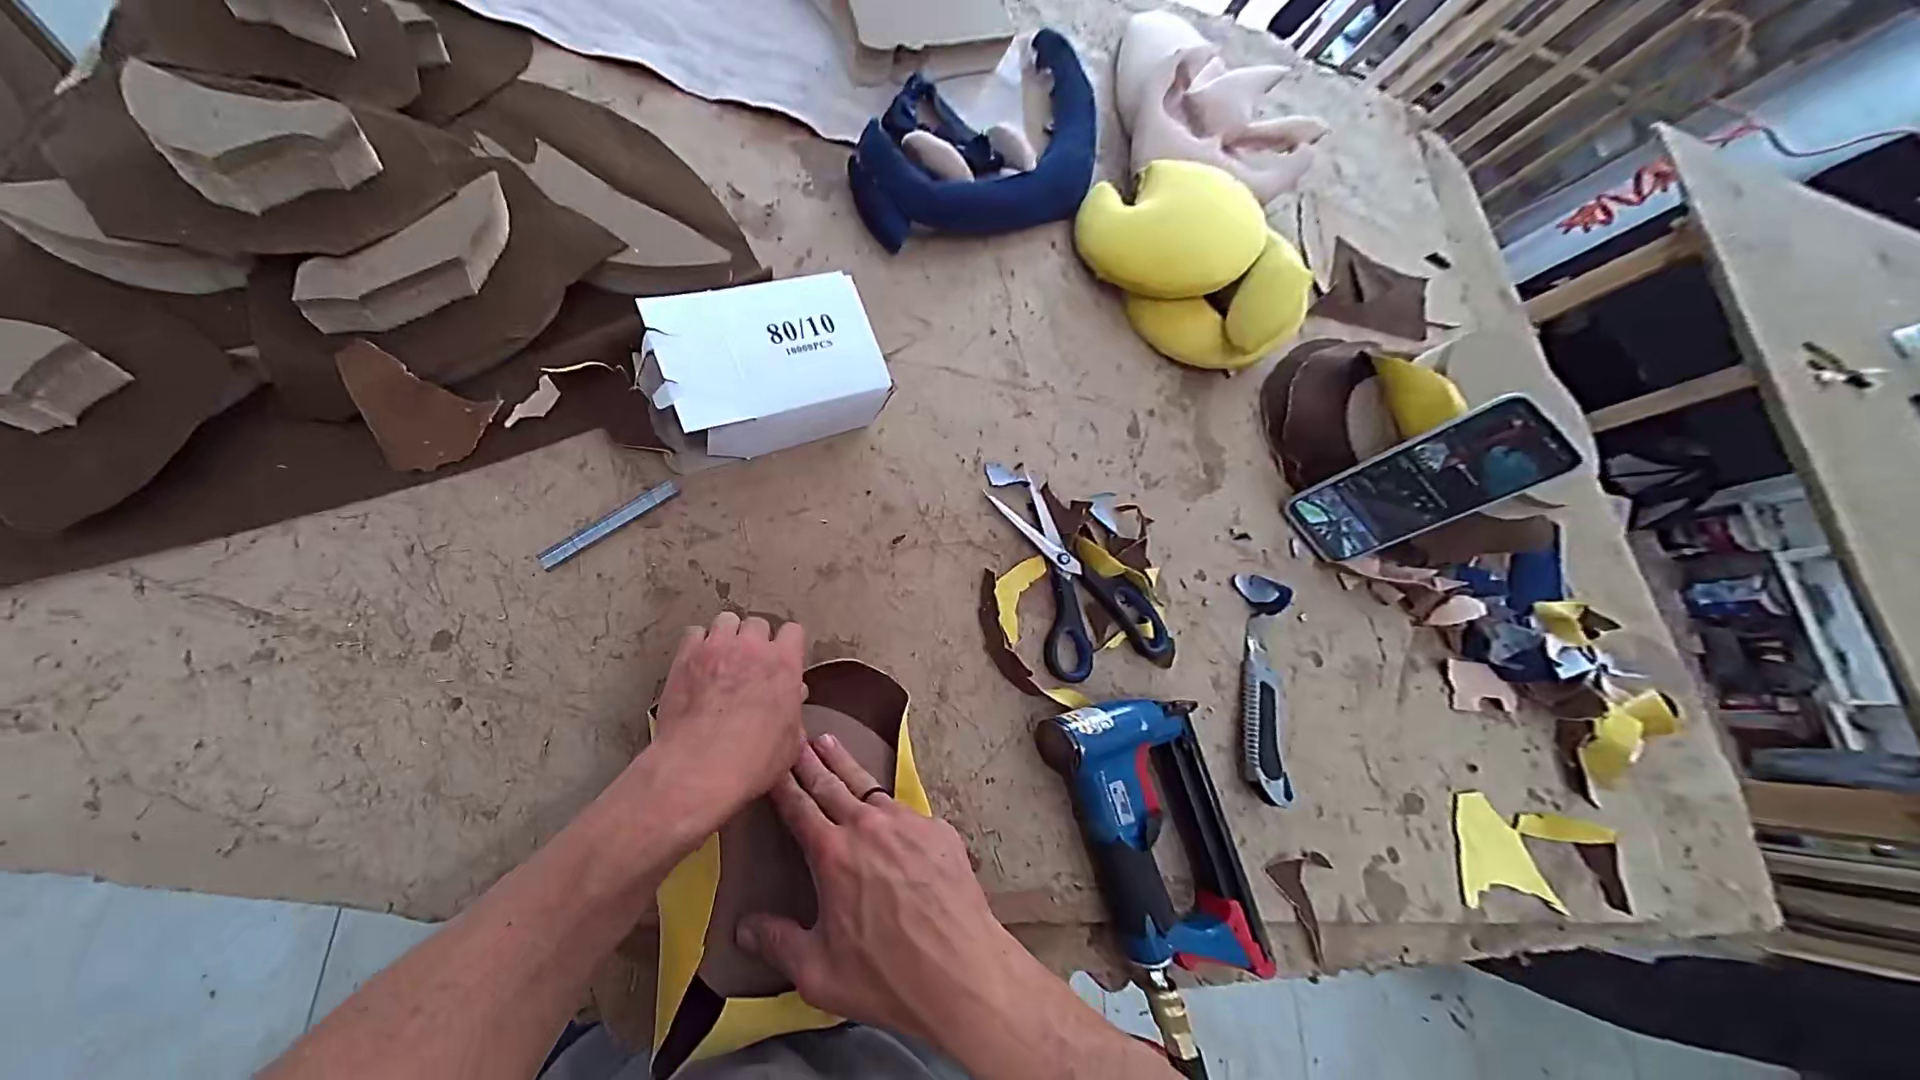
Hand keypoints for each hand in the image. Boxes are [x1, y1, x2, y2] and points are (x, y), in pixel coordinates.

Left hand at [649, 612, 807, 825]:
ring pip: (726, 621)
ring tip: (722, 655)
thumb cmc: (750, 759)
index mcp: (784, 664)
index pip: (793, 632)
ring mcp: (717, 648)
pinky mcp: (686, 657)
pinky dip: (697, 644)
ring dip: (727, 635)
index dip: (787, 644)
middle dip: (755, 639)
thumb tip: (791, 703)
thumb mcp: (790, 742)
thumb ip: (793, 713)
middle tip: (750, 660)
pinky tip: (697, 662)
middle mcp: (753, 648)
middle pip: (758, 623)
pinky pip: (693, 633)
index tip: (783, 656)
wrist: (701, 767)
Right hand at [738, 736, 1038, 1047]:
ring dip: (846, 765)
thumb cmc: (886, 977)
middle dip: (811, 760)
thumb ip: (777, 943)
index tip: (771, 762)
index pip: (798, 807)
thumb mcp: (817, 972)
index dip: (782, 783)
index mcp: (833, 854)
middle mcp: (868, 826)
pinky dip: (888, 805)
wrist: (962, 970)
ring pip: (869, 786)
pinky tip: (886, 807)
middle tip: (798, 735)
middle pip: (831, 784)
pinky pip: (906, 811)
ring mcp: (908, 823)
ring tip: (831, 745)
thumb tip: (743, 927)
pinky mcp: (939, 829)